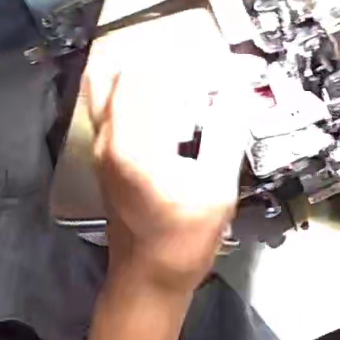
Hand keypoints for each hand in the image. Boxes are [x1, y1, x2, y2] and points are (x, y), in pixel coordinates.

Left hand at [84, 34, 255, 295]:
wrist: (147, 276)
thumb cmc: (181, 242)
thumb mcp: (217, 188)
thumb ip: (226, 132)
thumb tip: (236, 92)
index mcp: (136, 146)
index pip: (155, 77)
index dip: (190, 64)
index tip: (219, 69)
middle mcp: (110, 140)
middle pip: (130, 72)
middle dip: (172, 62)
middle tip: (205, 71)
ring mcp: (103, 146)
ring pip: (112, 82)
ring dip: (149, 71)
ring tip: (183, 79)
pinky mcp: (105, 153)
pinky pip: (110, 102)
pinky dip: (135, 88)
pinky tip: (163, 98)